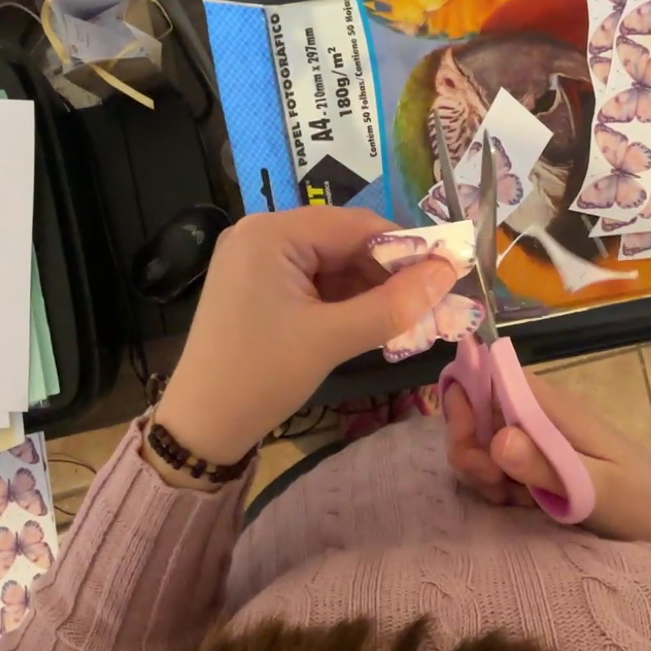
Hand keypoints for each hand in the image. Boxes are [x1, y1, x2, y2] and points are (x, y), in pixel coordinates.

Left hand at [152, 208, 456, 482]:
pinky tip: (370, 322)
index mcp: (272, 233)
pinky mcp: (256, 286)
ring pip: (330, 264)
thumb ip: (394, 304)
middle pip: (343, 242)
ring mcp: (255, 260)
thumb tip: (448, 272)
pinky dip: (342, 300)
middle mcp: (261, 234)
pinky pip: (311, 282)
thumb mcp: (332, 339)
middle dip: (388, 272)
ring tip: (406, 319)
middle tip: (430, 303)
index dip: (407, 248)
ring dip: (368, 289)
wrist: (201, 425)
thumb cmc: (261, 375)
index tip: (449, 273)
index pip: (357, 225)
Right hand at [444, 372, 650, 555]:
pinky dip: (497, 487)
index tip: (468, 445)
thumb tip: (496, 439)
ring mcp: (537, 440)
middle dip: (469, 450)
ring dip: (482, 474)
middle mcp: (538, 414)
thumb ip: (545, 465)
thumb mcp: (597, 487)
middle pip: (476, 413)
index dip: (463, 401)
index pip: (488, 377)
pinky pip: (498, 468)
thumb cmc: (644, 501)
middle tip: (493, 485)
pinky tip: (519, 505)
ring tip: (513, 500)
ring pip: (481, 444)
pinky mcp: (539, 464)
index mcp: (551, 405)